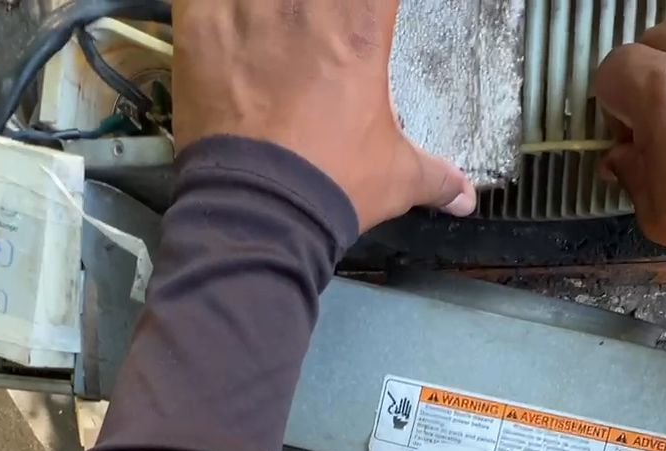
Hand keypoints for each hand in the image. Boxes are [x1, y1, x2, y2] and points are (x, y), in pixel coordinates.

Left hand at [174, 0, 475, 229]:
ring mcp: (246, 2)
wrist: (260, 214)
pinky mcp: (198, 20)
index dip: (374, 3)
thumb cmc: (334, 186)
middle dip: (321, 8)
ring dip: (276, 3)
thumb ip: (436, 176)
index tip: (370, 18)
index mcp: (360, 18)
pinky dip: (216, 1)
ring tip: (280, 22)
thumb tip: (467, 197)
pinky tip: (229, 18)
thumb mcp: (397, 179)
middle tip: (318, 24)